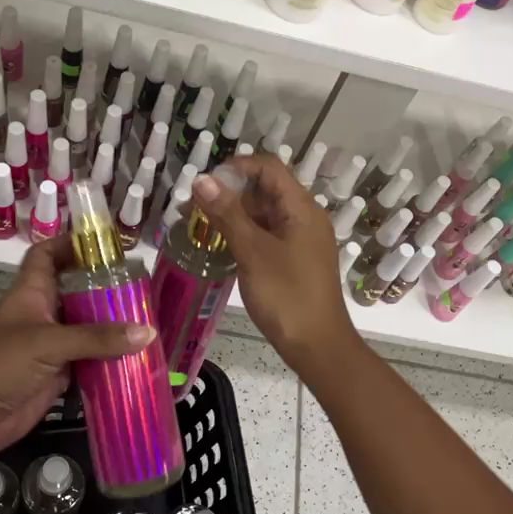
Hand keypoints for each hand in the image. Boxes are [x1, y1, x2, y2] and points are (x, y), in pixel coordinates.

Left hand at [0, 235, 154, 459]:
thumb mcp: (47, 343)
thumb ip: (96, 338)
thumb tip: (148, 332)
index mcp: (30, 293)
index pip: (47, 256)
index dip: (71, 244)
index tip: (106, 244)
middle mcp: (41, 316)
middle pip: (76, 293)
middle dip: (106, 289)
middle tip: (145, 289)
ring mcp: (49, 348)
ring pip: (86, 331)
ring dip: (112, 328)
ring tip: (151, 322)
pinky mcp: (55, 377)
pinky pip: (88, 364)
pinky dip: (109, 362)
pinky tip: (137, 360)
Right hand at [193, 154, 360, 374]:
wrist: (317, 346)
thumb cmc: (287, 296)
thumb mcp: (252, 252)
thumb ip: (227, 214)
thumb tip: (201, 179)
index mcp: (302, 209)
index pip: (269, 168)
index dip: (236, 168)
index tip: (205, 184)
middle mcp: (305, 218)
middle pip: (266, 189)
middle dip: (231, 193)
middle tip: (194, 208)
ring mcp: (302, 241)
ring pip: (265, 214)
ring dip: (235, 215)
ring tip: (202, 227)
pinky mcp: (296, 261)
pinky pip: (268, 236)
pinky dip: (246, 235)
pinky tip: (223, 247)